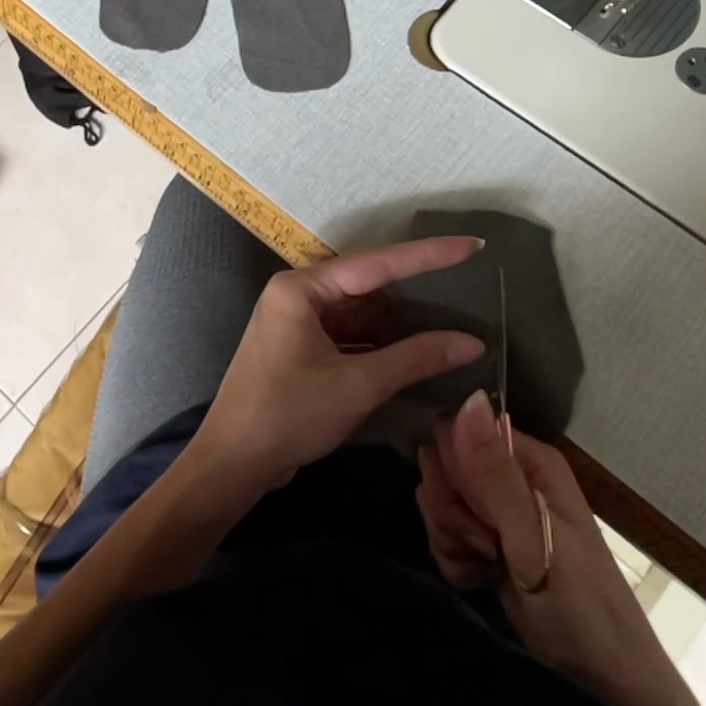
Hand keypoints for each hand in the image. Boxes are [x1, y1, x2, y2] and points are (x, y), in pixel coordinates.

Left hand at [190, 237, 487, 491]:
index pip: (375, 264)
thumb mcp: (357, 385)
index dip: (427, 255)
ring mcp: (295, 323)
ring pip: (359, 314)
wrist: (233, 462)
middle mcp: (295, 296)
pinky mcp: (299, 350)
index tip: (471, 244)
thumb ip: (414, 358)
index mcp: (300, 289)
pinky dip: (379, 344)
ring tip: (453, 319)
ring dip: (399, 323)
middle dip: (415, 290)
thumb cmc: (288, 414)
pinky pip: (348, 335)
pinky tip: (417, 351)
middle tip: (467, 281)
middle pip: (366, 286)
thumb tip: (472, 342)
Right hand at [428, 392, 703, 705]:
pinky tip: (481, 579)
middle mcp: (510, 476)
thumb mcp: (534, 540)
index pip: (455, 432)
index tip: (475, 512)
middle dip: (450, 512)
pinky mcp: (483, 541)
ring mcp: (495, 510)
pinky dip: (454, 563)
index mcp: (529, 461)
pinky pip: (440, 535)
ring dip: (451, 541)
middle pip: (440, 469)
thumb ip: (494, 473)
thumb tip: (468, 396)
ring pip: (436, 504)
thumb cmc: (579, 607)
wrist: (599, 680)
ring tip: (489, 566)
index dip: (454, 471)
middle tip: (487, 545)